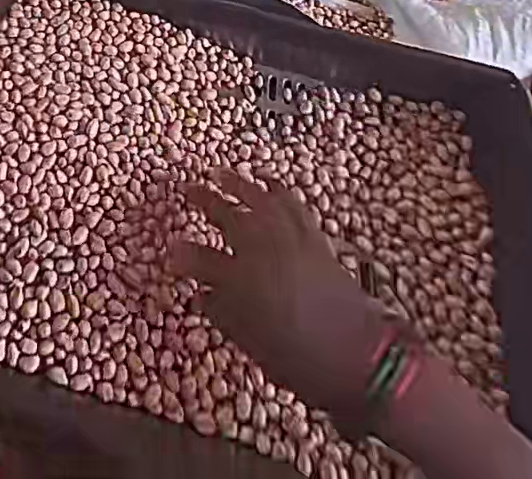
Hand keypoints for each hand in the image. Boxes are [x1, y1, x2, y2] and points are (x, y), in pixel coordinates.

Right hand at [170, 170, 390, 424]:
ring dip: (236, 183)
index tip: (169, 248)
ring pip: (257, 198)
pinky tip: (266, 182)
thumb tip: (201, 291)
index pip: (200, 258)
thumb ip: (221, 312)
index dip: (182, 253)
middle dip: (202, 201)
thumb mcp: (252, 344)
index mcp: (241, 279)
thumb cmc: (301, 360)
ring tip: (218, 172)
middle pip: (225, 216)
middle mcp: (262, 249)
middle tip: (186, 190)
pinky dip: (277, 189)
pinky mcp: (313, 237)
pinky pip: (291, 204)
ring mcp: (289, 238)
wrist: (362, 359)